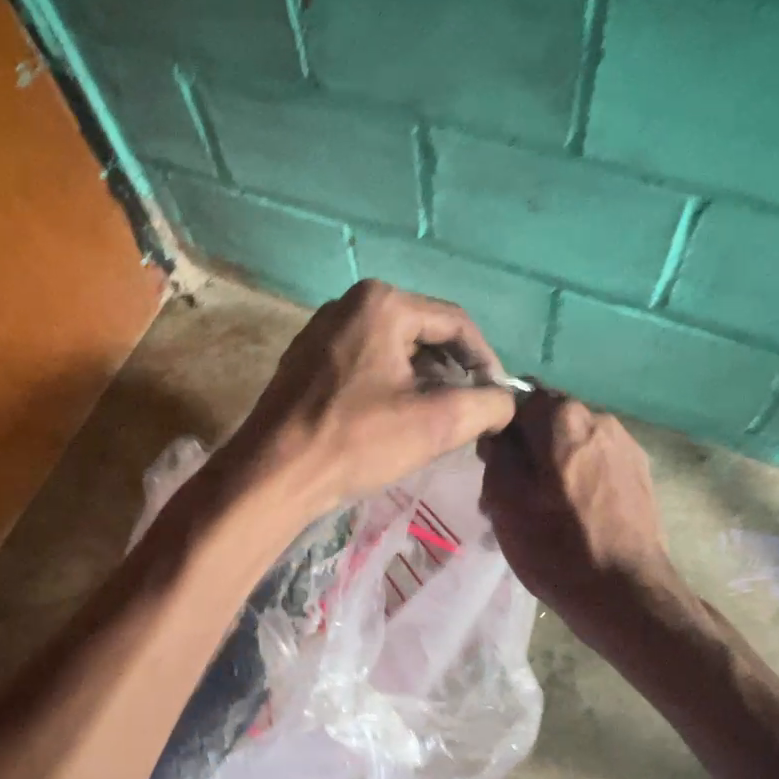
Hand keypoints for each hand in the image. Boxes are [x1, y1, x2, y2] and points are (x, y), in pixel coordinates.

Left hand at [216, 280, 517, 525]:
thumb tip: (505, 401)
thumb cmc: (357, 440)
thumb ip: (486, 404)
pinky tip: (397, 418)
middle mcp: (350, 303)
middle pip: (424, 332)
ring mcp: (322, 329)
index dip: (486, 361)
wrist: (273, 475)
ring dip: (424, 379)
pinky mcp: (306, 359)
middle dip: (454, 371)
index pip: (456, 323)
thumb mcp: (436, 423)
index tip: (499, 397)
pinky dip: (391, 383)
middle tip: (472, 409)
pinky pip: (365, 361)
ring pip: (394, 348)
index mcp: (383, 303)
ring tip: (440, 417)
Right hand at [477, 390, 683, 634]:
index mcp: (562, 416)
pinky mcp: (642, 471)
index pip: (517, 398)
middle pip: (548, 419)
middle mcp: (599, 416)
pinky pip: (599, 460)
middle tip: (517, 492)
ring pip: (575, 441)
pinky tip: (580, 514)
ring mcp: (626, 443)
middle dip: (530, 447)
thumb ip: (496, 450)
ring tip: (549, 508)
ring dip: (557, 462)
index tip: (494, 465)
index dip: (500, 429)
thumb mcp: (503, 499)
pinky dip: (583, 476)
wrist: (627, 593)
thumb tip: (500, 430)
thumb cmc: (556, 545)